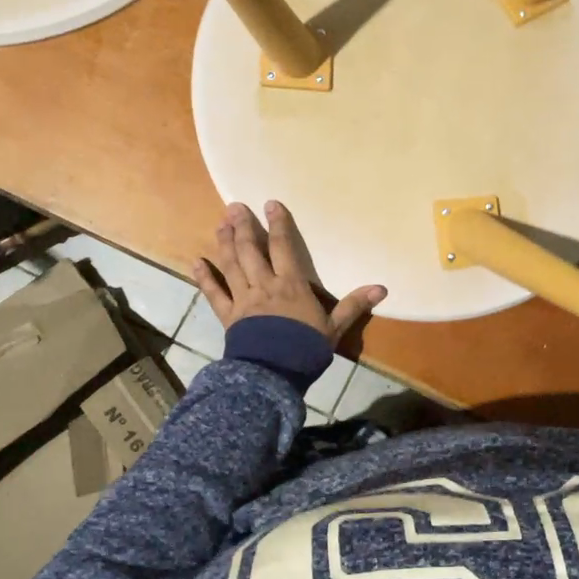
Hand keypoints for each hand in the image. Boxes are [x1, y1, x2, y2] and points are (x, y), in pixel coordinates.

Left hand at [192, 201, 385, 345]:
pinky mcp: (228, 316)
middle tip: (234, 207)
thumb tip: (381, 288)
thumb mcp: (335, 327)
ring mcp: (243, 299)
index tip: (270, 204)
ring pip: (231, 265)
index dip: (278, 224)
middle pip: (251, 250)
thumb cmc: (306, 349)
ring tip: (220, 224)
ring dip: (225, 243)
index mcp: (291, 285)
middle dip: (243, 227)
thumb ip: (354, 305)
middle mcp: (264, 285)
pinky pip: (214, 294)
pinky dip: (205, 278)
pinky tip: (196, 262)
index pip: (283, 247)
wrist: (274, 374)